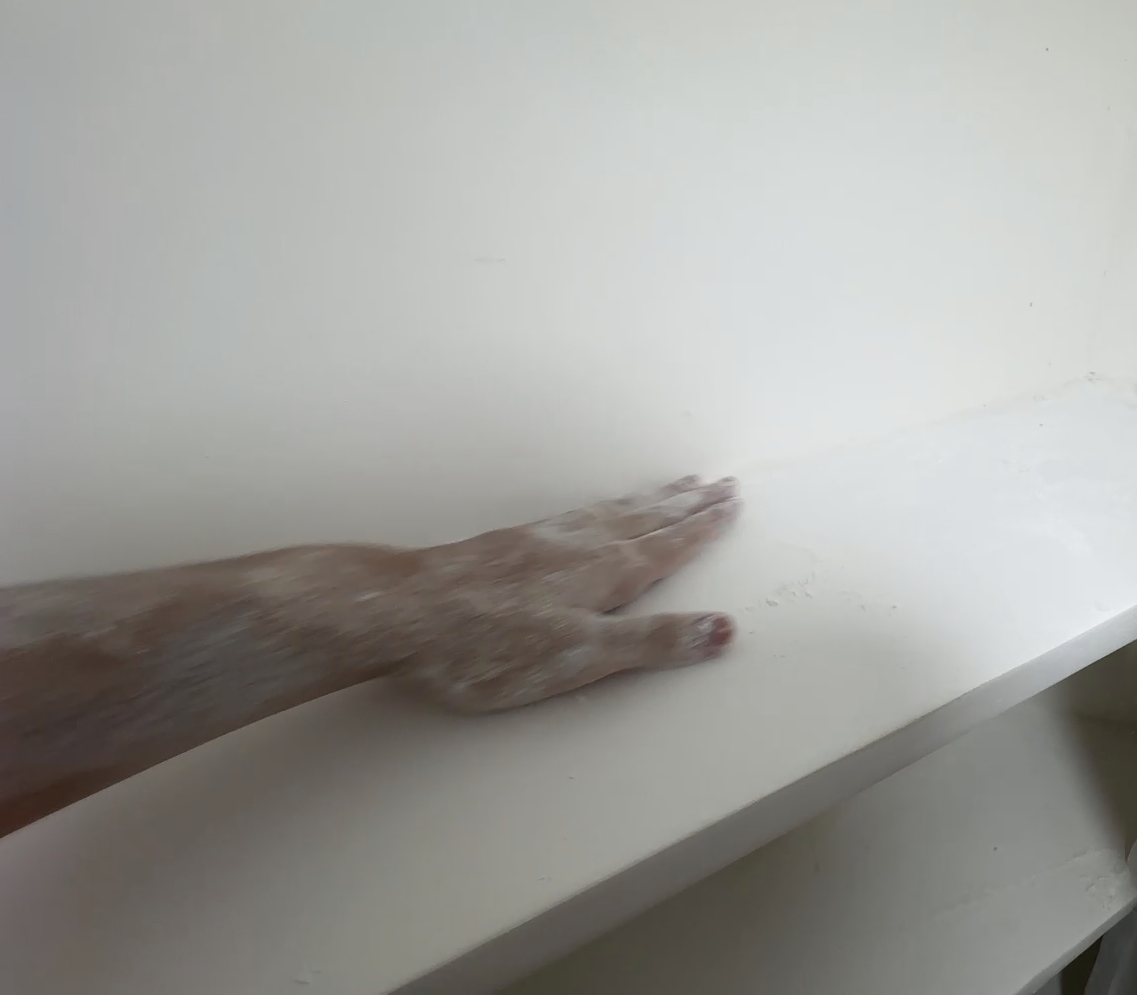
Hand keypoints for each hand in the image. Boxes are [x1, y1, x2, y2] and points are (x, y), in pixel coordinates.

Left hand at [396, 475, 741, 710]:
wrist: (403, 613)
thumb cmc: (495, 645)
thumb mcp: (583, 654)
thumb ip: (655, 641)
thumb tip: (726, 629)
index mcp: (611, 570)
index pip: (672, 543)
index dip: (705, 527)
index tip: (732, 504)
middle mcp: (589, 544)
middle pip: (653, 518)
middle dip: (691, 504)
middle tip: (722, 484)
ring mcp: (554, 537)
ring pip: (622, 510)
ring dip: (659, 498)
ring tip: (682, 483)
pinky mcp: (523, 539)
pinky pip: (588, 510)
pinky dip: (615, 502)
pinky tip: (606, 505)